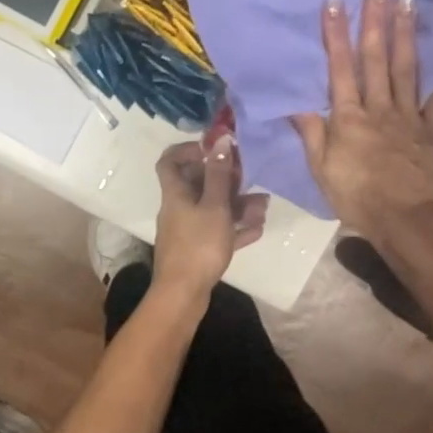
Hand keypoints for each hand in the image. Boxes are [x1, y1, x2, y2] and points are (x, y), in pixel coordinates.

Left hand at [152, 138, 269, 295]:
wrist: (183, 293)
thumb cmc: (198, 245)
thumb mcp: (214, 205)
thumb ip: (219, 173)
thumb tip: (220, 138)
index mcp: (175, 192)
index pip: (170, 160)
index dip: (189, 149)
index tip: (215, 148)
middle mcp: (178, 207)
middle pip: (199, 183)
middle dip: (227, 180)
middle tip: (250, 181)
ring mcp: (187, 229)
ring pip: (212, 208)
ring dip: (237, 205)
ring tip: (261, 209)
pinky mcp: (197, 249)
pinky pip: (217, 231)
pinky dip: (234, 228)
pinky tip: (256, 230)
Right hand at [291, 0, 432, 247]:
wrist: (405, 221)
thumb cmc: (356, 197)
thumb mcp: (321, 169)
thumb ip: (312, 133)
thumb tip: (295, 102)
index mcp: (348, 118)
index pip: (340, 68)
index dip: (336, 34)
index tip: (335, 2)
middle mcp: (378, 108)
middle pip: (376, 58)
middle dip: (375, 20)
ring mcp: (408, 117)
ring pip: (406, 68)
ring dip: (405, 33)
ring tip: (407, 2)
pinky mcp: (430, 131)